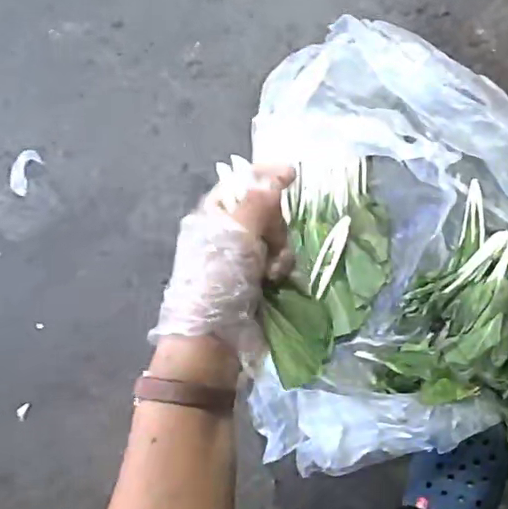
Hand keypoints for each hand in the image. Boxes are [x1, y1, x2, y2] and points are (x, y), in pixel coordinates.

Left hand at [149, 157, 296, 364]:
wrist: (216, 335)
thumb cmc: (218, 280)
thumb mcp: (237, 234)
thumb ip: (259, 202)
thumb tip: (279, 173)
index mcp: (214, 214)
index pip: (242, 182)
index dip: (266, 176)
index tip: (293, 174)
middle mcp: (229, 232)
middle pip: (267, 210)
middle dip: (275, 224)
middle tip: (269, 241)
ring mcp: (245, 257)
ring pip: (278, 237)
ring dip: (280, 250)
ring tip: (271, 270)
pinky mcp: (259, 277)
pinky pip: (281, 260)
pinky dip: (282, 268)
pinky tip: (275, 280)